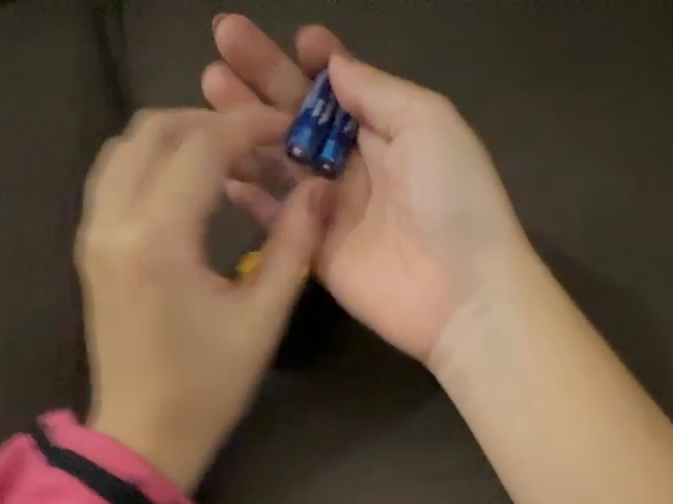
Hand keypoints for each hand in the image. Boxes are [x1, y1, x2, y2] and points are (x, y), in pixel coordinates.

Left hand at [78, 106, 331, 489]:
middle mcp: (113, 220)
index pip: (201, 146)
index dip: (248, 127)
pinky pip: (114, 177)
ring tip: (227, 160)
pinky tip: (190, 190)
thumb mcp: (262, 320)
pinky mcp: (90, 248)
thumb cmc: (208, 387)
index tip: (287, 130)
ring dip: (177, 138)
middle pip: (154, 129)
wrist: (144, 435)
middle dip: (211, 123)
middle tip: (259, 143)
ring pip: (126, 147)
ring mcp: (93, 233)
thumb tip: (319, 190)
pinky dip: (151, 163)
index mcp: (157, 238)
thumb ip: (293, 246)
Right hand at [204, 16, 534, 371]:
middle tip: (222, 44)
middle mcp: (357, 167)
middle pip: (301, 118)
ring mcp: (333, 211)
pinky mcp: (316, 253)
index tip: (292, 39)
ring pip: (280, 161)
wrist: (463, 294)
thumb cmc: (455, 200)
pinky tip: (217, 165)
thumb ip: (378, 92)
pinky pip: (276, 218)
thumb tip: (333, 66)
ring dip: (246, 127)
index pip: (342, 90)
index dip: (315, 63)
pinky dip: (249, 195)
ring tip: (209, 87)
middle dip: (264, 80)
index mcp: (390, 132)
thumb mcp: (429, 124)